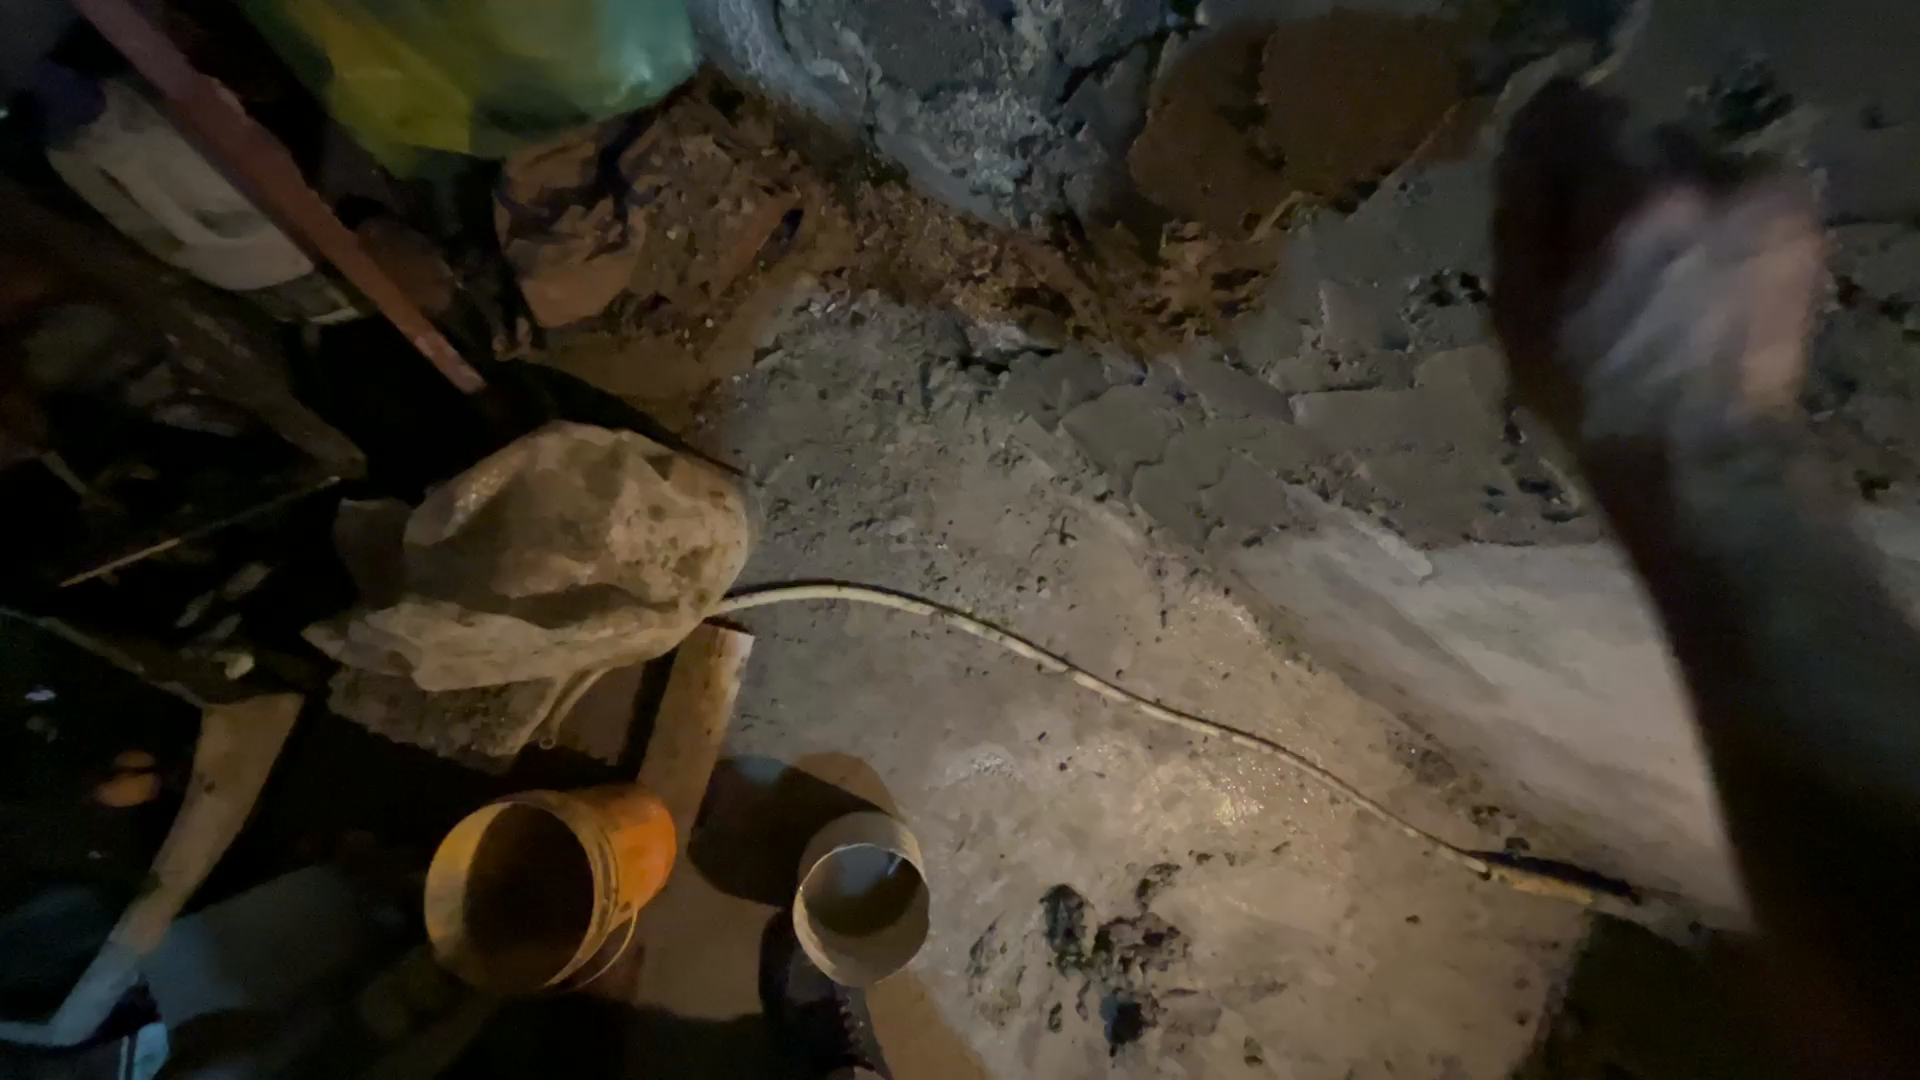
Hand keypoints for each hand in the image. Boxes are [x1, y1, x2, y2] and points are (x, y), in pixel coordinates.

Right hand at [1492, 79, 1820, 450]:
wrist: (1695, 443)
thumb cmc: (1584, 388)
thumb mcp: (1518, 312)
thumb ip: (1520, 219)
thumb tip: (1520, 151)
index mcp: (1632, 198)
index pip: (1576, 111)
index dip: (1538, 134)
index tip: (1521, 169)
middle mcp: (1712, 173)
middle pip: (1632, 134)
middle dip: (1593, 174)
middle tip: (1570, 241)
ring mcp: (1767, 193)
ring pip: (1681, 160)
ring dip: (1644, 195)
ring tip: (1625, 266)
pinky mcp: (1798, 219)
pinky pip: (1725, 188)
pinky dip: (1690, 213)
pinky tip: (1671, 273)